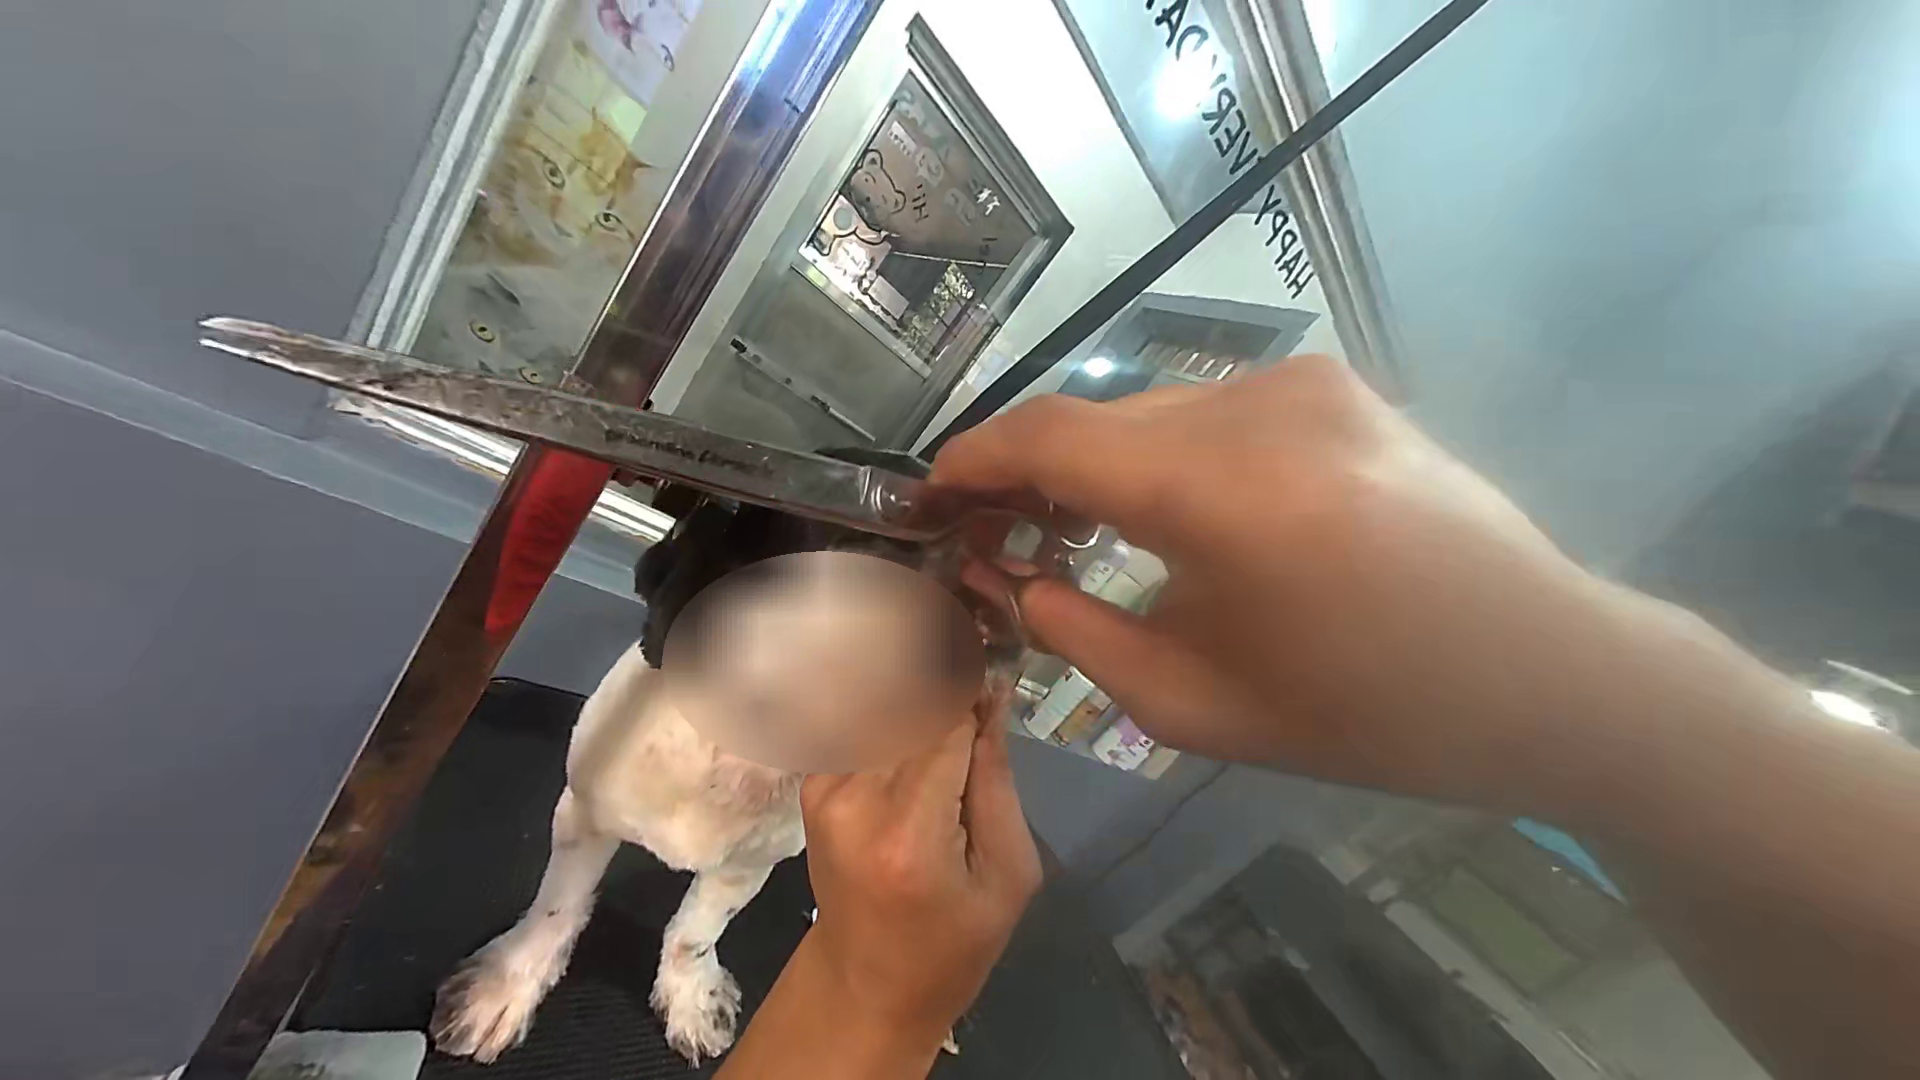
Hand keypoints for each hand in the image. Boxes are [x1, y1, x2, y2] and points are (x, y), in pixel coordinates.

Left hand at [800, 705, 1040, 1042]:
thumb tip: (992, 694)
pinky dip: (890, 717)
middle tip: (974, 687)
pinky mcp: (812, 788)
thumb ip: (997, 778)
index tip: (993, 678)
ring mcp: (824, 791)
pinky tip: (912, 730)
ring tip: (946, 711)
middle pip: (909, 706)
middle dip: (946, 688)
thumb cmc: (953, 943)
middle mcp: (855, 800)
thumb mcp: (1007, 873)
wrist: (867, 985)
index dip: (973, 692)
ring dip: (918, 699)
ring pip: (881, 707)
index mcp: (909, 832)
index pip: (946, 723)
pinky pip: (858, 726)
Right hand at [933, 356, 1689, 818]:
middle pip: (1087, 420)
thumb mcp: (1186, 703)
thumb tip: (995, 569)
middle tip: (985, 529)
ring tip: (1057, 528)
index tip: (928, 492)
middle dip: (1019, 471)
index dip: (972, 459)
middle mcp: (1256, 405)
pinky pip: (1192, 414)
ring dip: (1081, 466)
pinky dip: (1142, 457)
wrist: (1552, 676)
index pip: (1050, 438)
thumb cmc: (1363, 714)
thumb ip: (1068, 627)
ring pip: (1136, 415)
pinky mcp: (1324, 385)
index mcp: (1223, 491)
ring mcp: (1297, 382)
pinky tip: (1143, 510)